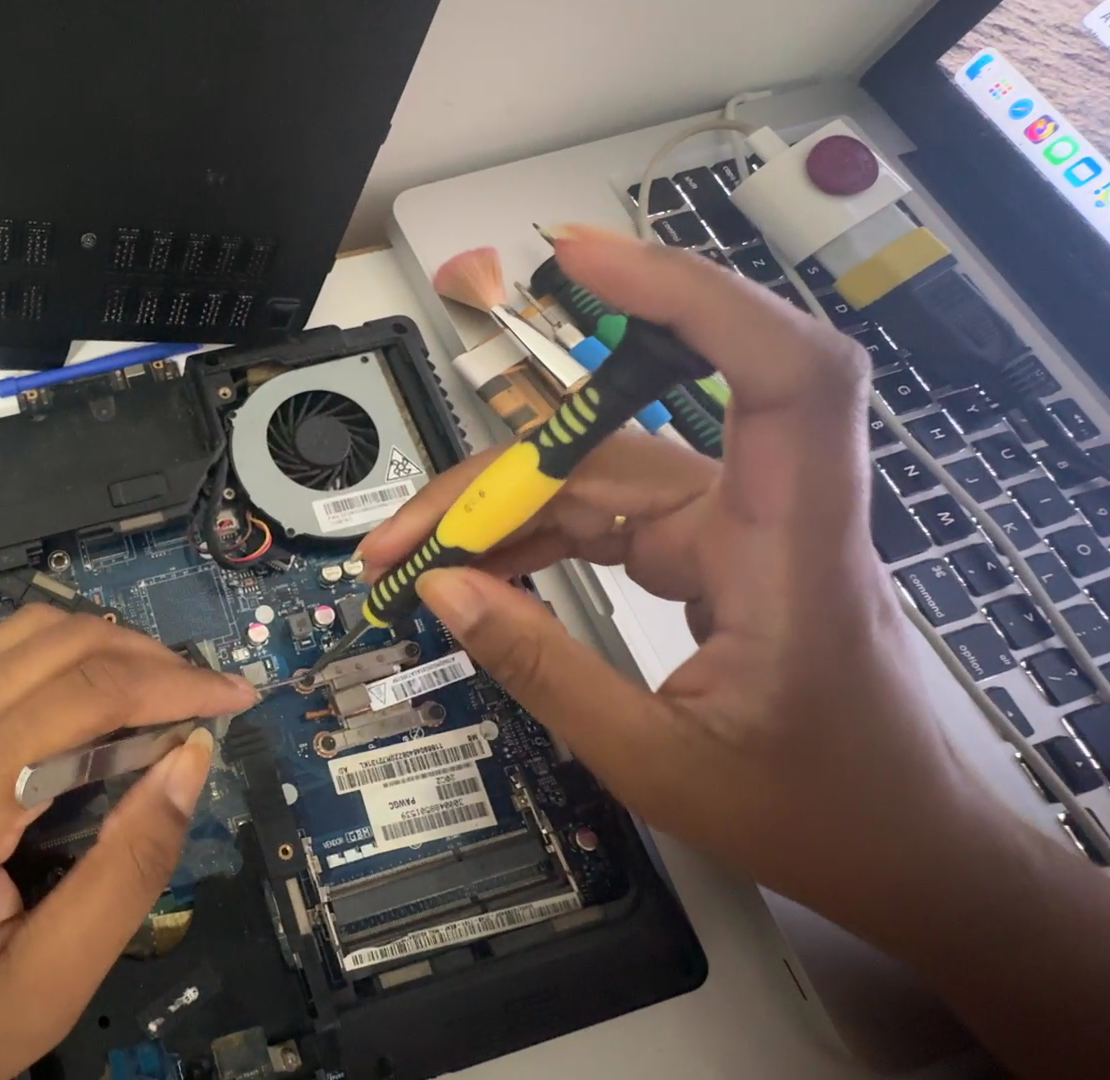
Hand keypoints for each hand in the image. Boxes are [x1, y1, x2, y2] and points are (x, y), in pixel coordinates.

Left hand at [0, 605, 257, 1079]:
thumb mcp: (39, 990)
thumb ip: (126, 872)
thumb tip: (189, 763)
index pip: (90, 694)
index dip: (175, 684)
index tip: (237, 695)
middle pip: (59, 645)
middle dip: (147, 656)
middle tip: (206, 693)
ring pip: (15, 631)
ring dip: (95, 643)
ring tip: (154, 686)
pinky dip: (37, 646)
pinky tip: (70, 684)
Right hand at [365, 224, 962, 901]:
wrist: (907, 855)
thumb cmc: (814, 814)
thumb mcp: (655, 761)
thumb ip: (542, 669)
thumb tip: (443, 588)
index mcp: (791, 555)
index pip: (778, 377)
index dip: (687, 298)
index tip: (582, 262)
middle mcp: (762, 517)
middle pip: (610, 452)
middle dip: (488, 488)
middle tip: (396, 546)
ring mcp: (730, 531)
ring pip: (590, 486)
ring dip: (493, 520)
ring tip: (411, 566)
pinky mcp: (705, 555)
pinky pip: (598, 524)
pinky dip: (527, 543)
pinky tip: (471, 574)